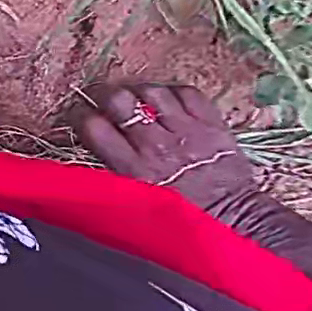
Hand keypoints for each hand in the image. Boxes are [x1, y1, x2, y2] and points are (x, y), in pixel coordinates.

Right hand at [75, 84, 261, 222]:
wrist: (234, 221)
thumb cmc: (178, 216)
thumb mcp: (135, 199)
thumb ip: (112, 169)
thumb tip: (91, 142)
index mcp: (133, 168)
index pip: (93, 126)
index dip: (79, 115)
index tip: (77, 114)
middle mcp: (156, 145)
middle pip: (119, 100)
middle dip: (102, 92)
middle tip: (99, 96)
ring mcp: (187, 131)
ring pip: (152, 91)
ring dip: (137, 90)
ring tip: (133, 96)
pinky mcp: (212, 123)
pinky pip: (187, 92)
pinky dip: (172, 91)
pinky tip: (165, 99)